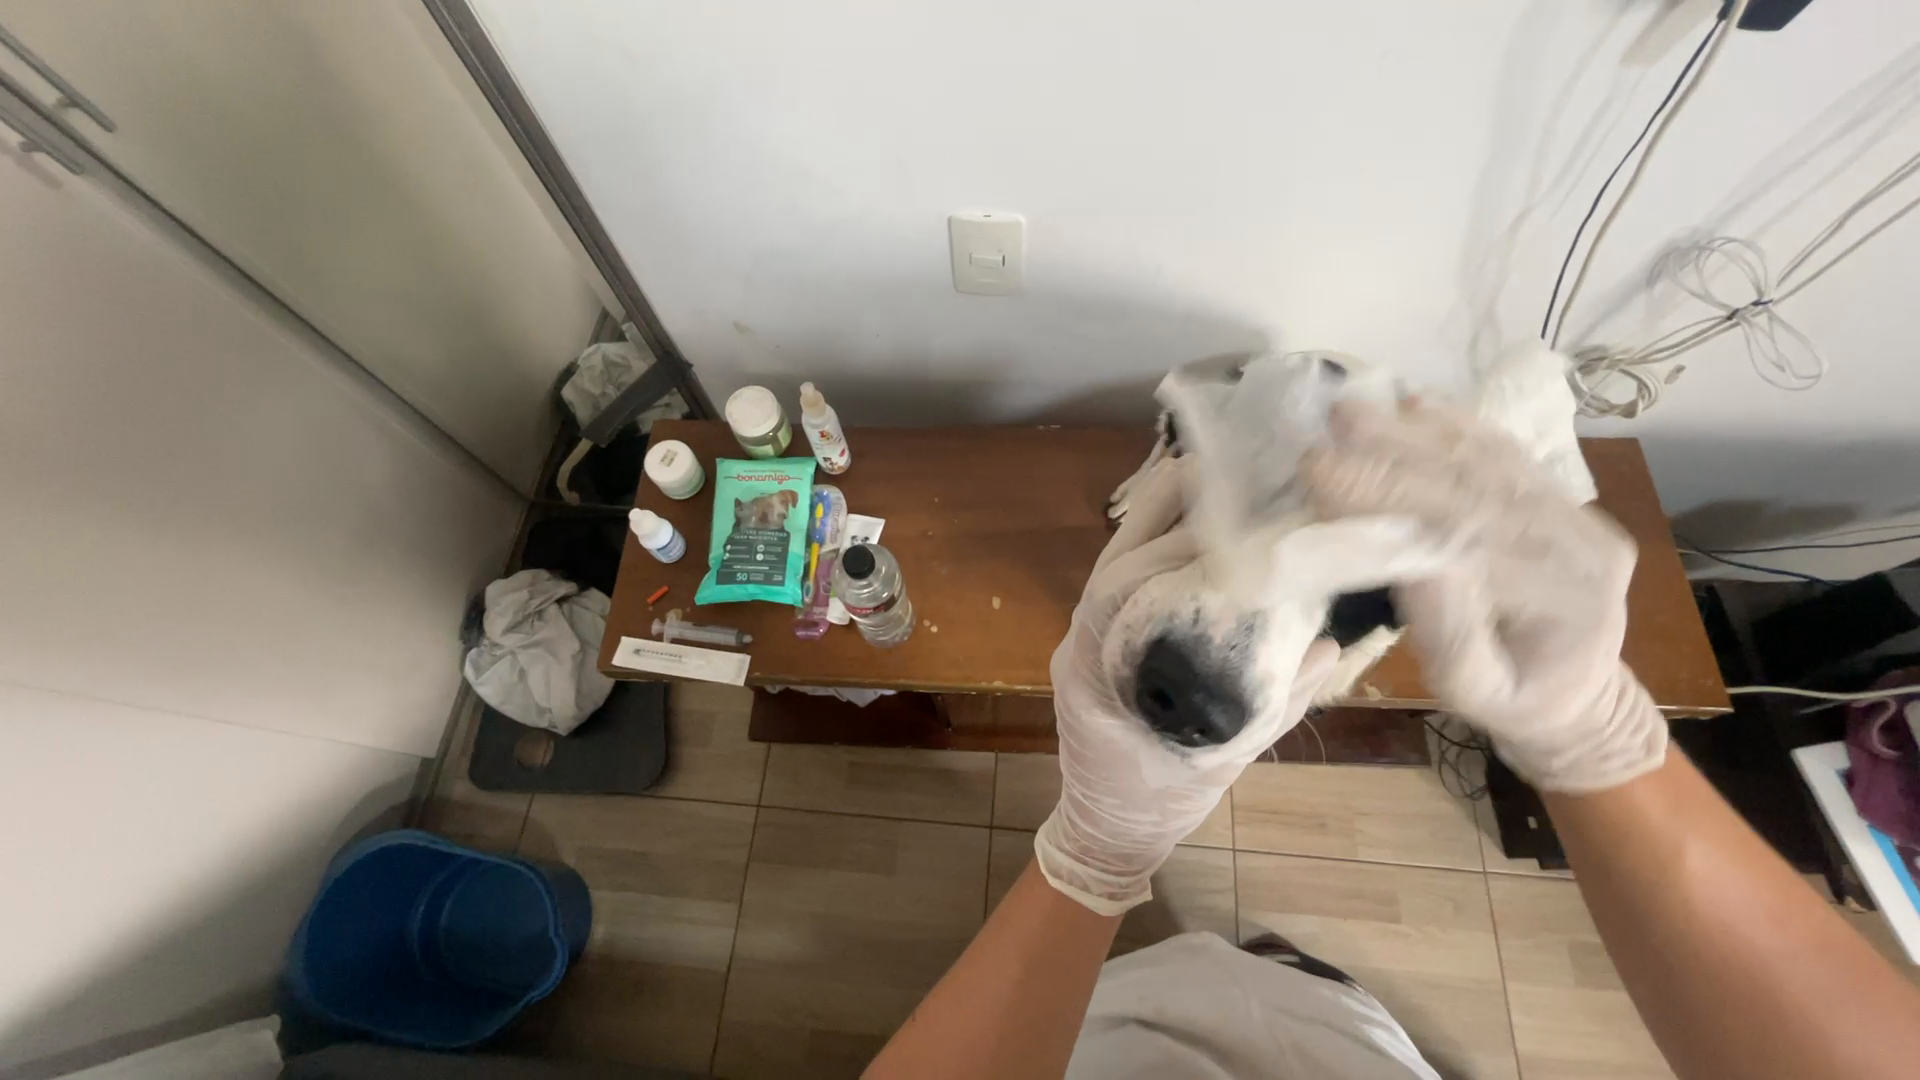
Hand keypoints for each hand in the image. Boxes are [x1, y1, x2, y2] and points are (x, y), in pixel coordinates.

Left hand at [1036, 459, 1339, 914]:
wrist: (1109, 827)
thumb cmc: (1159, 802)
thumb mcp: (1222, 759)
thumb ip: (1272, 703)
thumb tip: (1330, 644)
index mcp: (1095, 672)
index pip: (1117, 592)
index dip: (1164, 548)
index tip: (1217, 515)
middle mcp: (1080, 641)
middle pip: (1113, 560)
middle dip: (1162, 513)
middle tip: (1221, 472)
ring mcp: (1082, 637)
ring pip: (1114, 563)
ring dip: (1158, 522)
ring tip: (1212, 483)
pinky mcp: (1095, 638)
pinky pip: (1124, 581)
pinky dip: (1158, 548)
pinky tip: (1199, 529)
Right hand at [1301, 399, 1666, 792]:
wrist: (1576, 694)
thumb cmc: (1511, 700)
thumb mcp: (1470, 691)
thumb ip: (1449, 634)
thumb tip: (1413, 563)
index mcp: (1563, 594)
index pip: (1458, 532)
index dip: (1384, 498)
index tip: (1319, 472)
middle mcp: (1580, 541)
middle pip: (1474, 486)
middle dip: (1394, 452)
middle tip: (1330, 424)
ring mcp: (1577, 515)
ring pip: (1487, 463)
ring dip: (1417, 431)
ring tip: (1355, 408)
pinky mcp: (1562, 502)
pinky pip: (1507, 457)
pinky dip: (1458, 427)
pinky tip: (1418, 404)